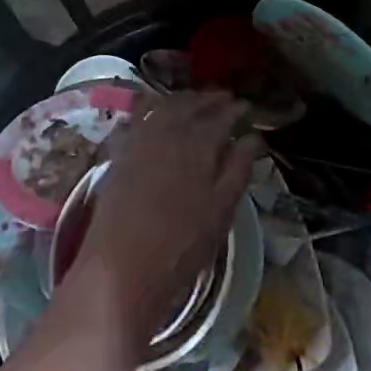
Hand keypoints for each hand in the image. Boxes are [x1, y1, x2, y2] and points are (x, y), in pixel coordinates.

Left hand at [68, 91, 262, 350]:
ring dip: (181, 100)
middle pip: (189, 105)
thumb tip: (252, 138)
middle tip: (224, 98)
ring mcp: (138, 143)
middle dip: (208, 99)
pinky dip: (152, 110)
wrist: (119, 272)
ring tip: (195, 102)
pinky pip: (138, 119)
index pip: (221, 117)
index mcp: (197, 144)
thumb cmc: (181, 247)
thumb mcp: (221, 211)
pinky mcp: (117, 156)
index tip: (247, 107)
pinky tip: (157, 116)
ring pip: (162, 107)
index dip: (235, 110)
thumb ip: (238, 169)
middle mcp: (166, 134)